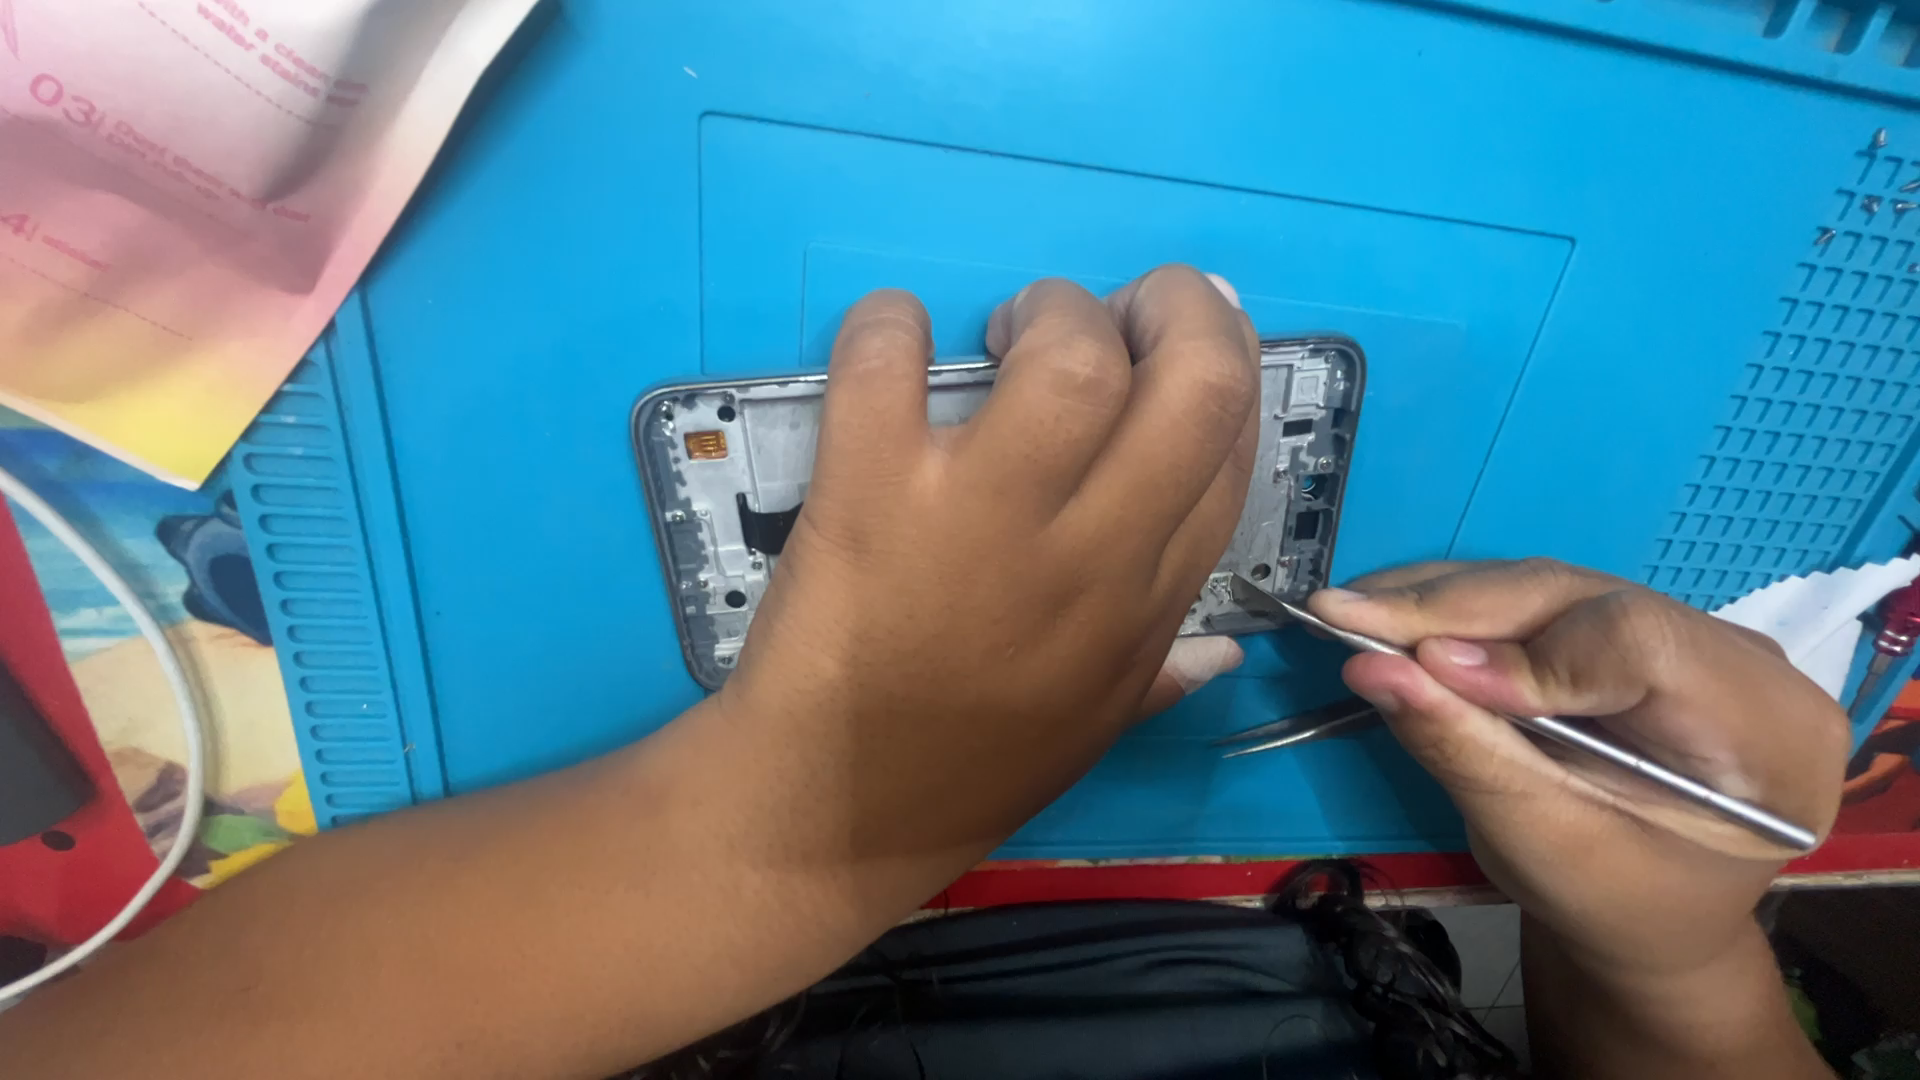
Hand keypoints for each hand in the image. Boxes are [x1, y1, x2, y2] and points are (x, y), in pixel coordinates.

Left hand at [711, 266, 1256, 888]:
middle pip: (1195, 377)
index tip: (1172, 340)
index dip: (1223, 362)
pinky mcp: (871, 494)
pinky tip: (890, 337)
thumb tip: (1227, 649)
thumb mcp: (1093, 727)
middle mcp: (1086, 550)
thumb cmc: (968, 769)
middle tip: (1112, 310)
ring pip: (1067, 358)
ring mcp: (979, 518)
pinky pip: (887, 362)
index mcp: (1145, 599)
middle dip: (1177, 306)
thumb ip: (1165, 673)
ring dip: (1050, 311)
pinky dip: (888, 325)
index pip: (1231, 446)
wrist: (835, 812)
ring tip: (1008, 333)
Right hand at [1309, 559, 1847, 978]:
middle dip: (1444, 608)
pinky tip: (1385, 612)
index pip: (1634, 642)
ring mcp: (1668, 630)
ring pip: (1533, 584)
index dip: (1520, 651)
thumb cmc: (1611, 896)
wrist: (1643, 909)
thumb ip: (1459, 746)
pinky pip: (1520, 596)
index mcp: (1759, 725)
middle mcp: (1727, 655)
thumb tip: (1368, 667)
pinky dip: (1443, 605)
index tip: (1419, 672)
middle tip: (1338, 616)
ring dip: (1431, 599)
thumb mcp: (1537, 838)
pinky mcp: (1610, 626)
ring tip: (1346, 613)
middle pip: (1569, 596)